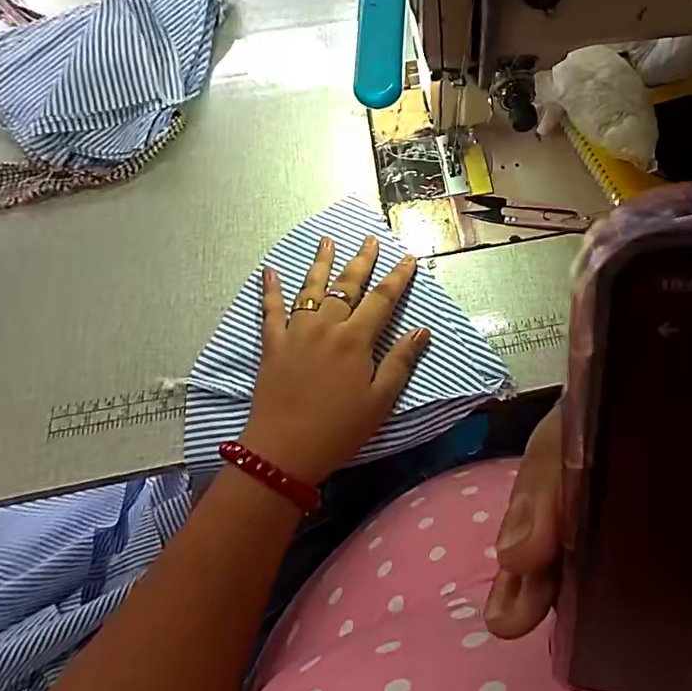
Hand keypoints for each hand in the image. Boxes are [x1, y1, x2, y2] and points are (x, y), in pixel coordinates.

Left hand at [237, 236, 429, 486]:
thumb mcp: (380, 400)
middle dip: (362, 260)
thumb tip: (422, 330)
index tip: (409, 258)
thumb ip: (401, 361)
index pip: (382, 299)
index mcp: (355, 339)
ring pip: (311, 289)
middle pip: (347, 286)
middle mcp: (326, 326)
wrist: (282, 452)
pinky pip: (270, 311)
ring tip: (328, 241)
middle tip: (370, 239)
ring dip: (321, 263)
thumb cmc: (339, 429)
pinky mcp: (272, 345)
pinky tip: (269, 272)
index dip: (398, 277)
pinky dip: (270, 290)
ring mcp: (296, 332)